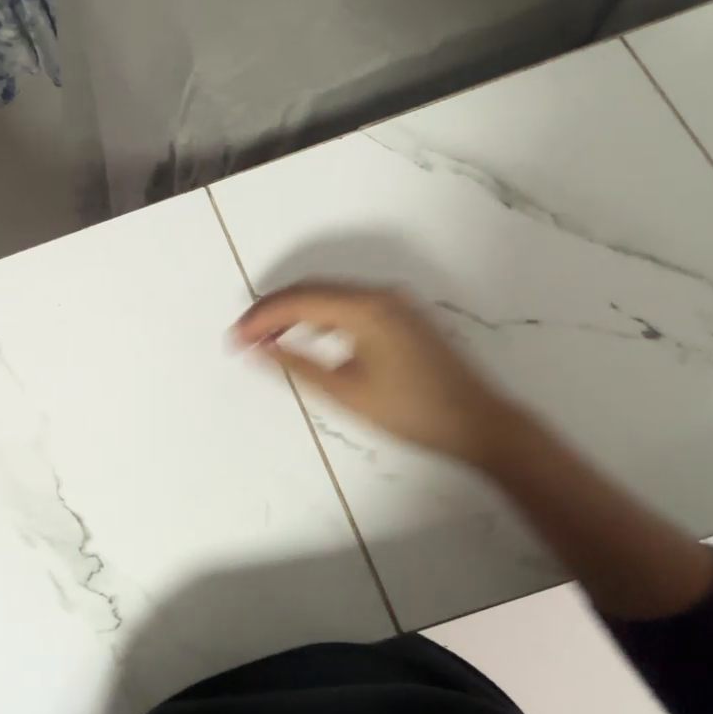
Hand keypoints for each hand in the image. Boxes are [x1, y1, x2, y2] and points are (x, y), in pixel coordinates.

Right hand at [235, 282, 526, 469]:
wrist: (478, 424)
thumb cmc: (411, 412)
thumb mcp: (343, 392)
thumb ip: (294, 365)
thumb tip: (254, 350)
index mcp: (364, 308)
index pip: (297, 300)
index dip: (259, 317)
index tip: (233, 340)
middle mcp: (379, 295)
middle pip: (310, 290)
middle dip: (272, 311)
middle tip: (242, 338)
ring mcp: (394, 303)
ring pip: (328, 296)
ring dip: (294, 313)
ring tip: (265, 340)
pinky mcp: (401, 316)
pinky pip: (348, 305)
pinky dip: (319, 317)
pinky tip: (304, 338)